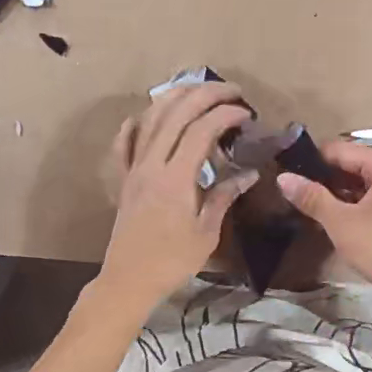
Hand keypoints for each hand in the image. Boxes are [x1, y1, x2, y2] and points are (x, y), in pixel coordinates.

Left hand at [96, 82, 257, 312]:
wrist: (128, 280)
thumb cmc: (171, 262)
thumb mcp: (206, 233)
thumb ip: (224, 198)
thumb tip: (248, 174)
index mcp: (175, 178)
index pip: (201, 129)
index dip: (226, 114)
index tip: (246, 114)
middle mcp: (151, 165)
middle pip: (175, 113)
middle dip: (205, 94)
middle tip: (230, 91)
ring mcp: (133, 171)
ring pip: (149, 121)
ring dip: (174, 99)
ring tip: (197, 91)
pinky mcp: (123, 182)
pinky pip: (124, 145)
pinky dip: (134, 126)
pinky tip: (142, 116)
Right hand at [276, 142, 371, 318]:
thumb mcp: (341, 223)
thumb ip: (312, 198)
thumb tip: (282, 178)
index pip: (340, 150)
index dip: (311, 162)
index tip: (287, 177)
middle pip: (351, 165)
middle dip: (324, 180)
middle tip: (295, 198)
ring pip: (361, 182)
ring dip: (337, 195)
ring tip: (309, 210)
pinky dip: (353, 204)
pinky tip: (333, 220)